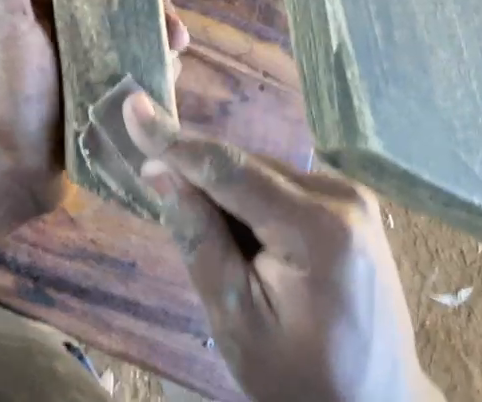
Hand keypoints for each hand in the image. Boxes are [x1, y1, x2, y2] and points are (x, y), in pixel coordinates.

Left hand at [0, 0, 194, 221]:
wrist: (9, 166)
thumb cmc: (3, 85)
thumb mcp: (4, 14)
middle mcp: (70, 17)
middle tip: (173, 15)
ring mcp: (91, 52)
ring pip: (142, 25)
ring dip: (165, 27)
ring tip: (175, 44)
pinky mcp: (108, 86)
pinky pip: (144, 62)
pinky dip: (160, 60)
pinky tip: (170, 70)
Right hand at [124, 93, 431, 401]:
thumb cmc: (304, 378)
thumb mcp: (237, 322)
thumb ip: (199, 239)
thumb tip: (159, 171)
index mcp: (318, 228)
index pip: (228, 168)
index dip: (173, 140)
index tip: (132, 108)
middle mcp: (341, 195)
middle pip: (243, 167)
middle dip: (199, 180)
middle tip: (169, 214)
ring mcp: (350, 196)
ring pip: (257, 172)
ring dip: (224, 196)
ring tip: (229, 256)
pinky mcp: (349, 204)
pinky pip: (278, 185)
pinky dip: (250, 204)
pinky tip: (251, 249)